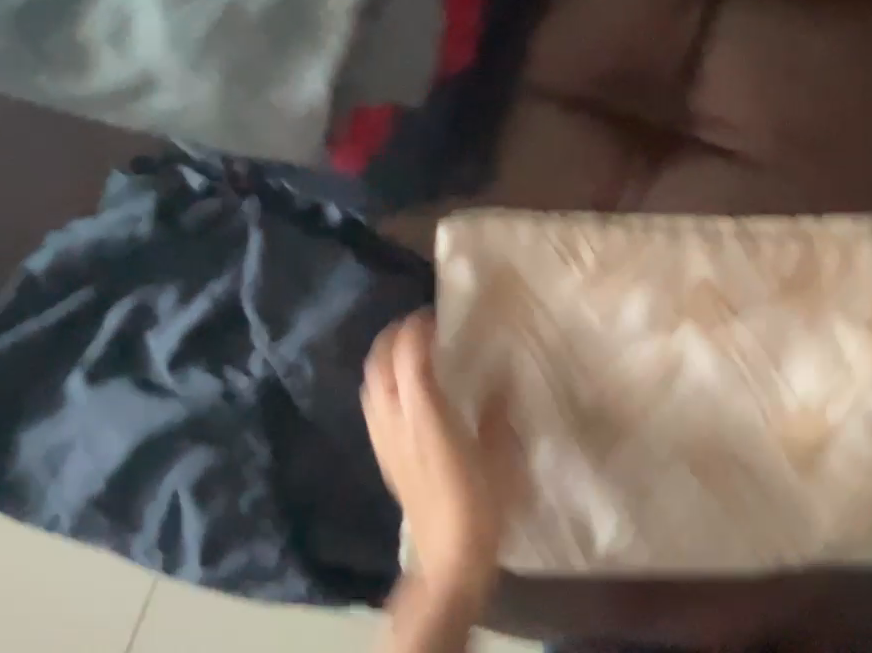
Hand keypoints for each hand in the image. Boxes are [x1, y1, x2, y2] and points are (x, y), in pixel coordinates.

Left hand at [362, 313, 518, 604]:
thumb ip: (497, 411)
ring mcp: (385, 441)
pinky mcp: (384, 457)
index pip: (410, 358)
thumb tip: (500, 376)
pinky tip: (403, 390)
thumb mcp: (501, 452)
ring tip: (408, 351)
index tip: (437, 313)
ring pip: (370, 386)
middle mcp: (397, 422)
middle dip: (393, 338)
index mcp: (426, 415)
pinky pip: (373, 408)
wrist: (450, 557)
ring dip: (384, 360)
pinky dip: (383, 385)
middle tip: (419, 325)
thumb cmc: (482, 503)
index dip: (418, 329)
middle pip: (379, 366)